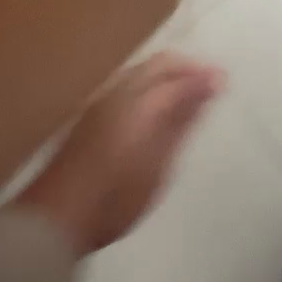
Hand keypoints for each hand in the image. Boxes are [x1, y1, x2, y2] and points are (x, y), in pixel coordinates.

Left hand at [9, 52, 224, 252]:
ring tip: (189, 96)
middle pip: (158, 63)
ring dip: (168, 74)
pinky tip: (157, 108)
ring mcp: (100, 101)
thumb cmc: (116, 197)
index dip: (204, 74)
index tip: (226, 82)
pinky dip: (150, 85)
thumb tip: (211, 83)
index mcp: (139, 100)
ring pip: (141, 70)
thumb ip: (183, 119)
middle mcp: (118, 91)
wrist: (56, 218)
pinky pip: (128, 83)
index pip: (178, 73)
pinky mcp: (89, 114)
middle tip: (211, 85)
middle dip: (187, 68)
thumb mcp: (159, 163)